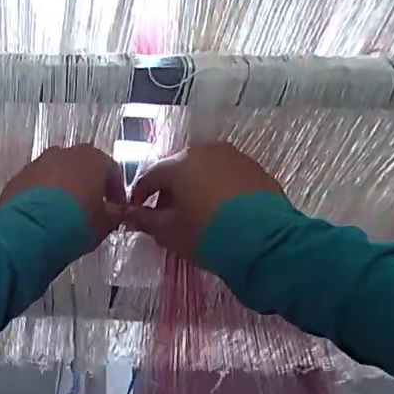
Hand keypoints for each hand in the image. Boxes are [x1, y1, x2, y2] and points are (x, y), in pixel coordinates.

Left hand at [0, 144, 126, 240]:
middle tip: (90, 207)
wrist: (28, 231)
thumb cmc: (75, 223)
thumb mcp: (104, 224)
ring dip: (64, 187)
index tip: (116, 209)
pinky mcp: (18, 177)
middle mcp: (65, 153)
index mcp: (92, 159)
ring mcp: (38, 163)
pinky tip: (43, 213)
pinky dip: (43, 194)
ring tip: (64, 211)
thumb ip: (116, 214)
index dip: (116, 192)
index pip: (112, 172)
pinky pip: (37, 183)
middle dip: (88, 185)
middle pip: (83, 167)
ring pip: (58, 173)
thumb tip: (118, 211)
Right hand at [125, 143, 282, 257]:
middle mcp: (207, 152)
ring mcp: (235, 158)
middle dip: (168, 191)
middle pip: (179, 170)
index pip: (150, 176)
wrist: (265, 241)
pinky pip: (227, 178)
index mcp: (180, 163)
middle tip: (165, 215)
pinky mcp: (256, 171)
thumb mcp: (169, 232)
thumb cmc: (206, 233)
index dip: (140, 195)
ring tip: (193, 214)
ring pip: (205, 171)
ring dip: (194, 189)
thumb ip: (145, 220)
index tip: (136, 212)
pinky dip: (217, 191)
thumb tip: (128, 215)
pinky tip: (218, 212)